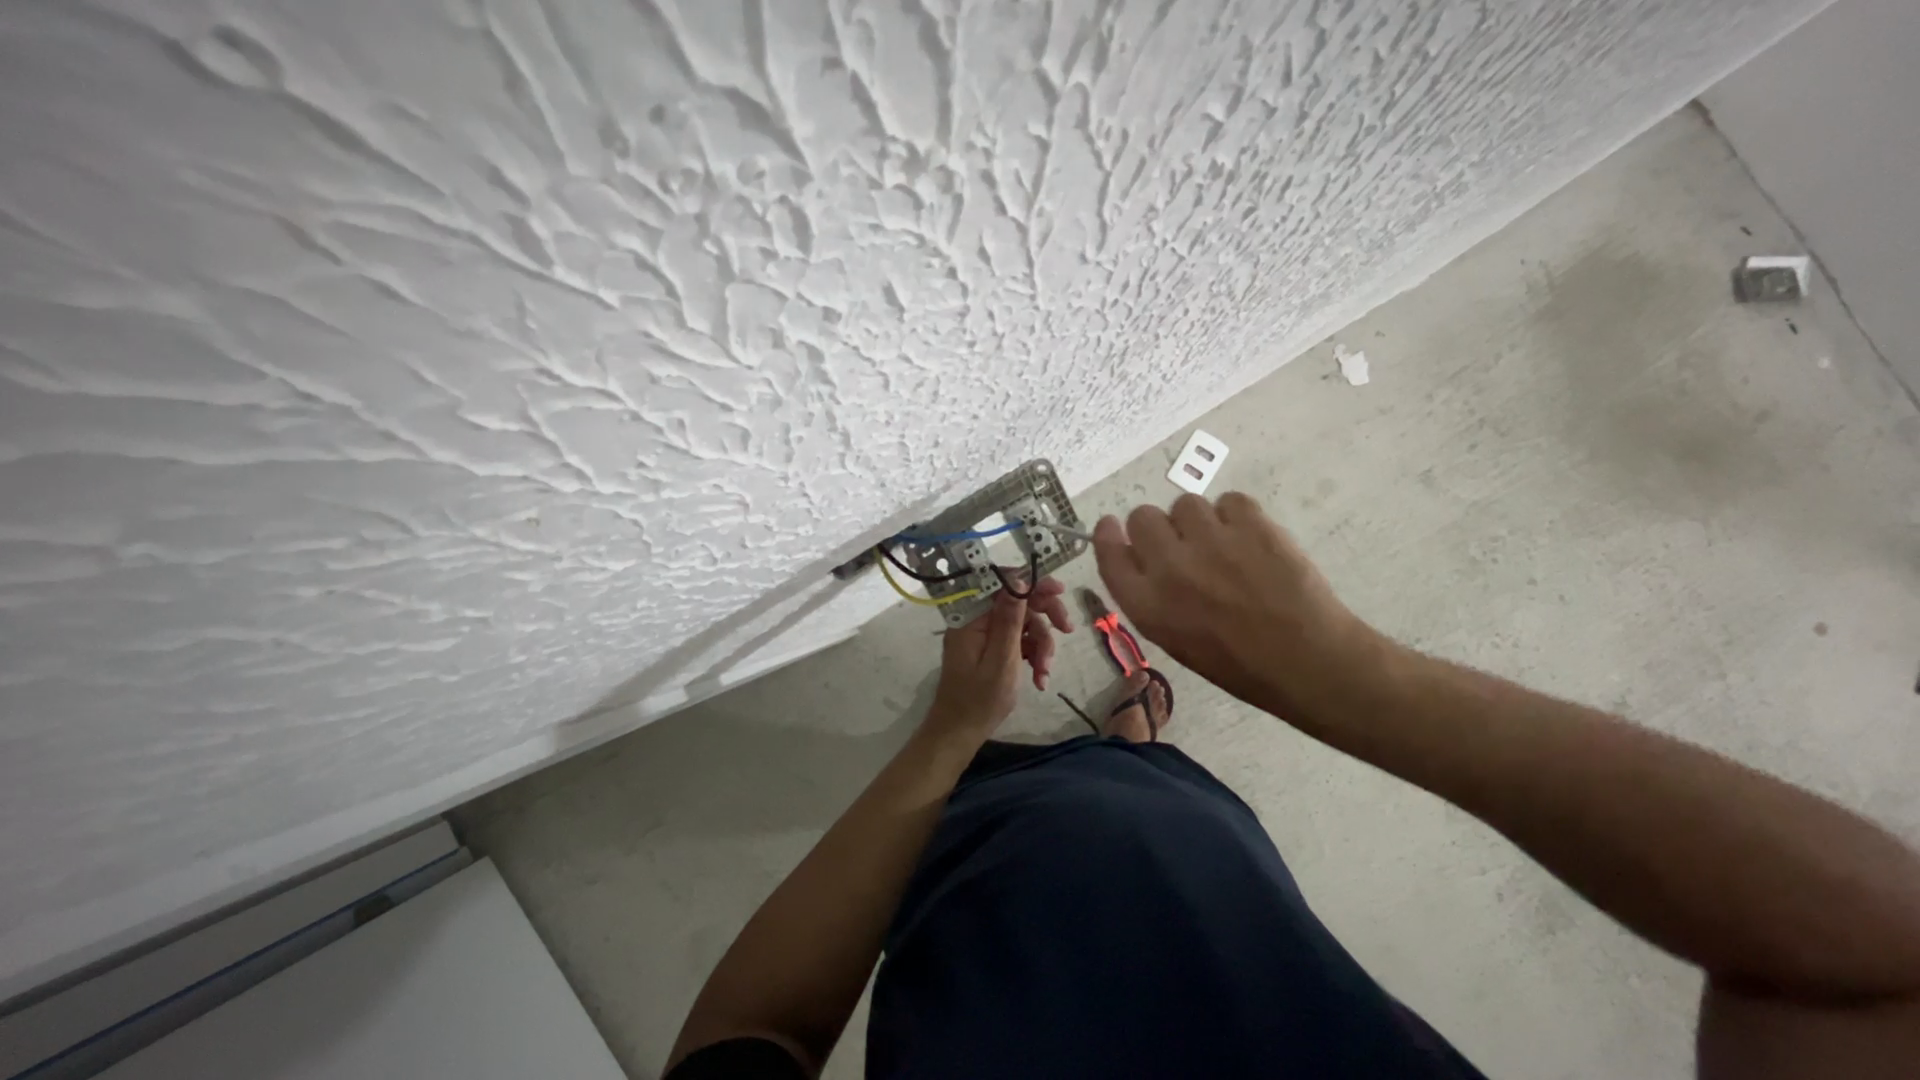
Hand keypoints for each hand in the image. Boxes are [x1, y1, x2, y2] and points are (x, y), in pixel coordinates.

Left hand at [925, 578, 1072, 738]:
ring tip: (1044, 673)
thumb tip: (1018, 579)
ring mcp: (985, 637)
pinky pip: (1020, 643)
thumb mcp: (1001, 659)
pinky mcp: (993, 651)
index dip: (1033, 582)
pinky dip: (1033, 657)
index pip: (1004, 584)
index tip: (1060, 591)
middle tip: (1067, 630)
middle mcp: (977, 622)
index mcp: (971, 618)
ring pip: (1025, 625)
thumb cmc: (979, 700)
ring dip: (1042, 646)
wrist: (959, 733)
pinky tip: (1039, 680)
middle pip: (1019, 603)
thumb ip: (1010, 620)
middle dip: (1045, 618)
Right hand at [1091, 493, 1380, 722]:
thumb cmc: (1239, 664)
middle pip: (1142, 517)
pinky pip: (1228, 500)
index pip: (1109, 551)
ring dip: (1199, 521)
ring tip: (1224, 545)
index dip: (1110, 535)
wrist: (1307, 660)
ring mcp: (1210, 541)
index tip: (1114, 527)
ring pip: (1185, 504)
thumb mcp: (1175, 640)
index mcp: (1147, 604)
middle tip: (1184, 544)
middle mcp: (1169, 567)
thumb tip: (1145, 560)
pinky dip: (1236, 516)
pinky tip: (1251, 540)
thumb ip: (1151, 597)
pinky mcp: (1250, 524)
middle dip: (1159, 527)